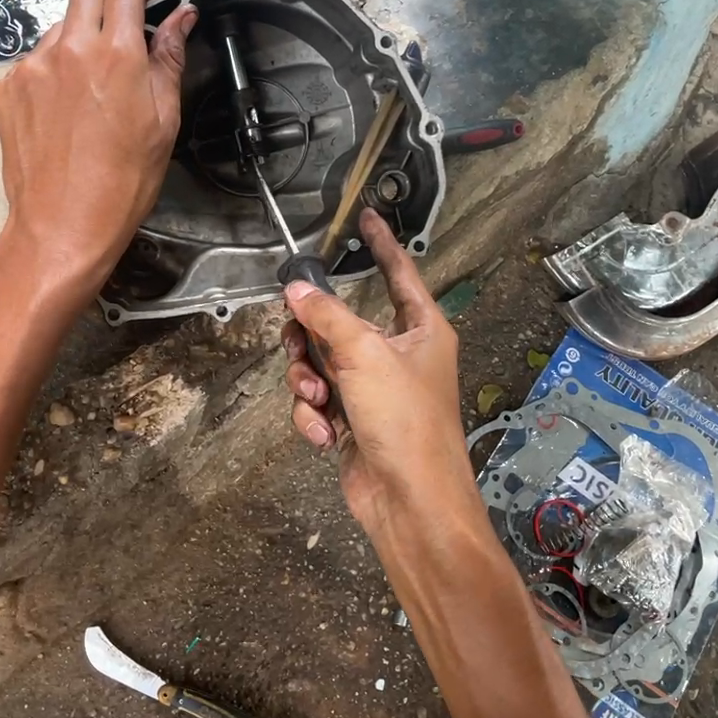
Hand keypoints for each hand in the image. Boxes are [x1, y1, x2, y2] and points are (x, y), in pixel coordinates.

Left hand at [0, 0, 197, 297]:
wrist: (64, 226)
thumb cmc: (124, 182)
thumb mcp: (164, 123)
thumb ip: (169, 61)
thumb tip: (182, 16)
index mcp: (117, 53)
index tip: (143, 12)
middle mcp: (69, 47)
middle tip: (117, 35)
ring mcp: (31, 66)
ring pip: (57, 26)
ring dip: (76, 41)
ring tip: (87, 91)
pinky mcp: (6, 89)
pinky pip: (32, 63)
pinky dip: (49, 75)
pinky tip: (60, 114)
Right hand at [282, 209, 473, 530]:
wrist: (409, 500)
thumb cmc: (406, 422)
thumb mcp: (364, 355)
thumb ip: (327, 316)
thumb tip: (296, 288)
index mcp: (421, 330)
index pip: (399, 273)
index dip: (382, 244)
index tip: (367, 217)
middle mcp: (398, 355)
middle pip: (339, 323)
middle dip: (311, 340)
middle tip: (298, 345)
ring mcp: (372, 389)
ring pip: (319, 363)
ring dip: (309, 382)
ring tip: (319, 401)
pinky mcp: (352, 419)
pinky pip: (318, 400)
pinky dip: (315, 415)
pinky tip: (326, 434)